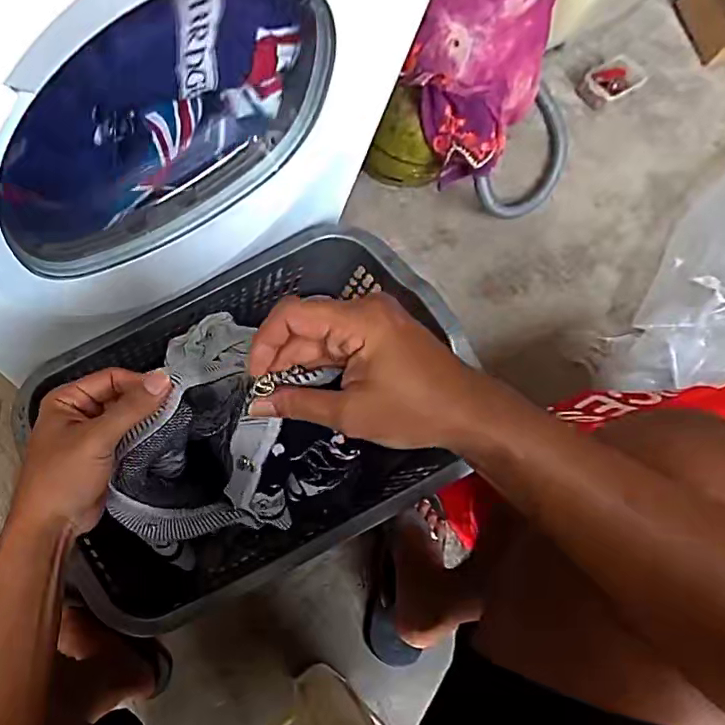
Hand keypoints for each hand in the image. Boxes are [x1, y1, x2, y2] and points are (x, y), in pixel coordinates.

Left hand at [11, 367, 171, 534]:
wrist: (51, 524)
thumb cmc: (58, 481)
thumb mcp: (96, 438)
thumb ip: (130, 408)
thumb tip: (159, 382)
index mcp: (66, 400)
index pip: (111, 378)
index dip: (139, 383)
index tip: (166, 390)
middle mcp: (77, 414)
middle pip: (120, 397)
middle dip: (143, 403)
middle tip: (170, 408)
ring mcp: (90, 436)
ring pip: (125, 419)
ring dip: (144, 422)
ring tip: (166, 425)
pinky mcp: (101, 456)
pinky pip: (126, 439)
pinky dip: (141, 439)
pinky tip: (156, 442)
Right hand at [246, 294, 493, 449]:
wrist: (468, 413)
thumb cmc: (417, 412)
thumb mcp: (350, 413)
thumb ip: (298, 404)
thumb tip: (260, 405)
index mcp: (359, 320)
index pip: (292, 314)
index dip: (265, 343)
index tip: (255, 377)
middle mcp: (364, 310)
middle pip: (303, 324)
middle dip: (278, 358)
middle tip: (262, 393)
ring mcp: (372, 321)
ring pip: (318, 335)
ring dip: (296, 363)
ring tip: (277, 394)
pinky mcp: (377, 334)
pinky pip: (336, 342)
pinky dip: (317, 364)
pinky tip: (302, 385)